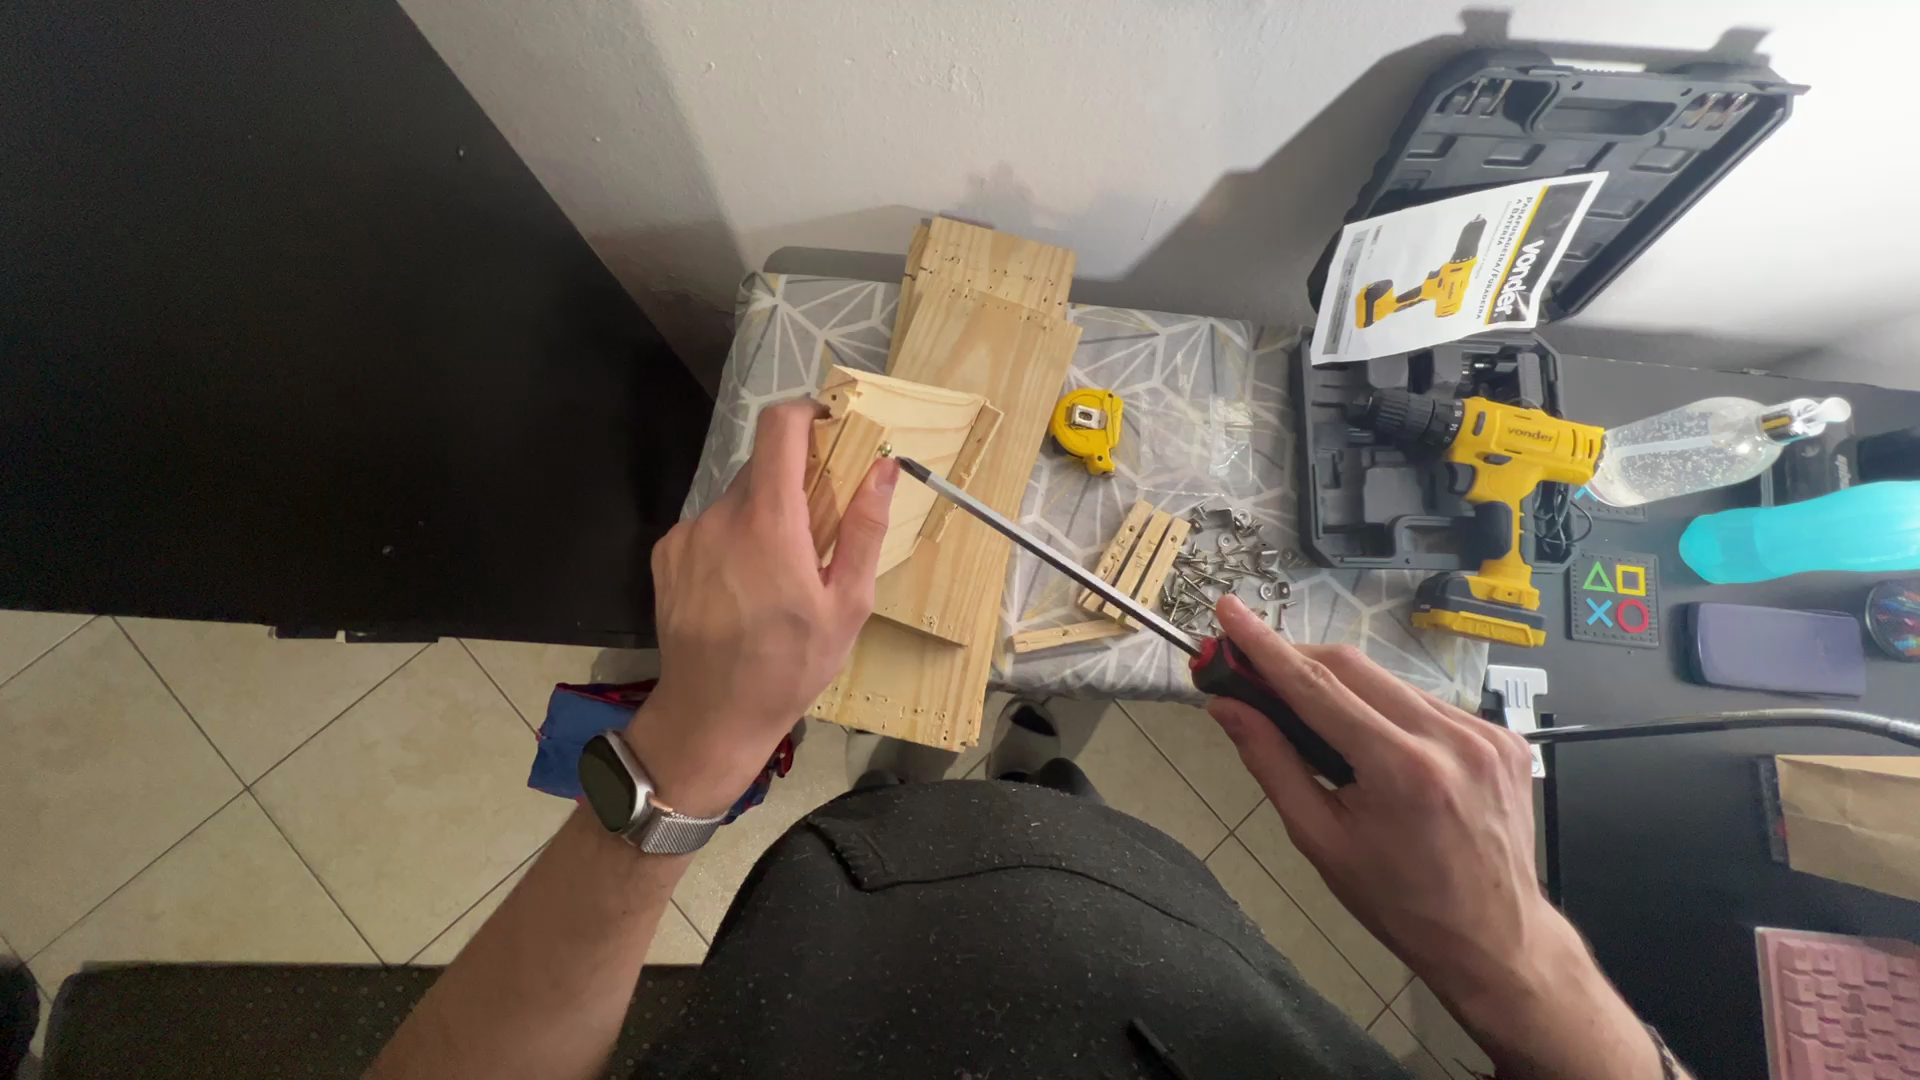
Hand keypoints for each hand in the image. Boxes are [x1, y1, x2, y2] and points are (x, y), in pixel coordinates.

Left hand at [624, 400, 895, 817]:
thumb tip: (883, 468)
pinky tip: (742, 586)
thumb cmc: (792, 665)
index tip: (831, 431)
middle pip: (762, 466)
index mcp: (770, 523)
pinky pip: (710, 525)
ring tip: (778, 571)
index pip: (779, 428)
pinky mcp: (666, 554)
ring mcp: (686, 535)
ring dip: (765, 515)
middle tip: (819, 526)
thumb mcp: (848, 606)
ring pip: (737, 498)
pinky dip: (733, 538)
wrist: (710, 716)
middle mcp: (720, 516)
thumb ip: (864, 530)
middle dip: (796, 481)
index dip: (807, 414)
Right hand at [1205, 595, 1663, 1078]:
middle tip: (1250, 668)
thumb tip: (1225, 706)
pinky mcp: (1499, 734)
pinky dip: (1377, 702)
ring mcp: (1483, 732)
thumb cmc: (1396, 899)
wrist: (1498, 940)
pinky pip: (1418, 697)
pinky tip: (1365, 733)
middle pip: (1350, 665)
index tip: (1229, 611)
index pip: (1316, 686)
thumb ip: (1270, 760)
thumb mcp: (1318, 837)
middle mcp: (1449, 737)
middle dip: (1293, 658)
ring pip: (1384, 677)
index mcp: (1402, 770)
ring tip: (1306, 709)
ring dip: (1335, 681)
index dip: (1264, 646)